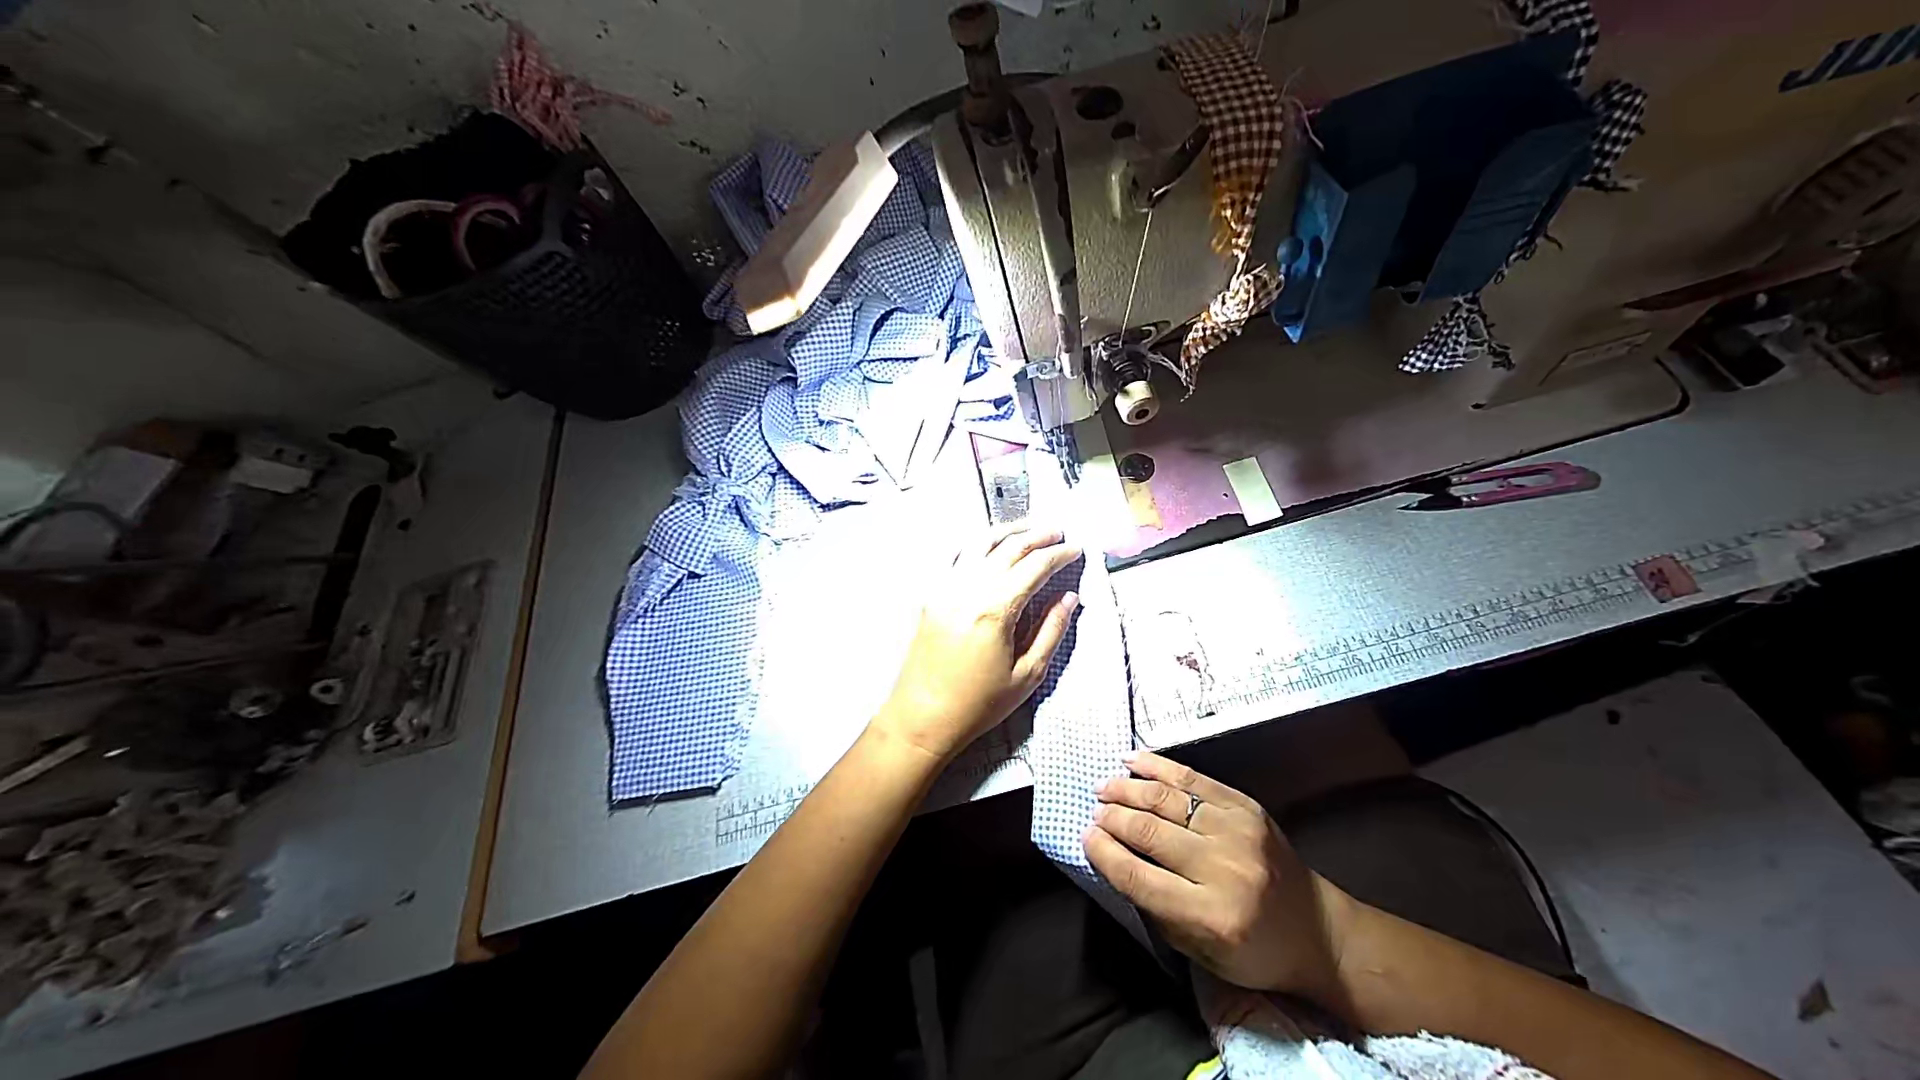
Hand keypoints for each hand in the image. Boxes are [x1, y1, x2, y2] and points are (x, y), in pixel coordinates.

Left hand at [873, 524, 1082, 762]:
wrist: (922, 717)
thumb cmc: (978, 704)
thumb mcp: (1027, 675)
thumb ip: (1051, 630)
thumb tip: (1069, 597)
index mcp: (994, 610)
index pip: (1034, 566)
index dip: (1059, 554)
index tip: (1075, 550)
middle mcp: (967, 590)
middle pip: (1008, 547)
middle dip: (1036, 535)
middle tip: (1058, 532)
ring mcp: (944, 588)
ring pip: (979, 543)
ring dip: (1007, 531)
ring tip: (1028, 528)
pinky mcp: (931, 595)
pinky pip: (954, 555)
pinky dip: (976, 543)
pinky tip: (989, 542)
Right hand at [1082, 751, 1350, 1002]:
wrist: (1317, 931)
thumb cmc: (1254, 951)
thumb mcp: (1198, 951)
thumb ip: (1155, 906)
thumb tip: (1112, 857)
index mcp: (1212, 916)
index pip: (1138, 877)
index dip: (1104, 853)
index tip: (1085, 838)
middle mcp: (1226, 869)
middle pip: (1149, 832)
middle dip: (1111, 818)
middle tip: (1093, 813)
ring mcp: (1239, 831)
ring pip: (1166, 800)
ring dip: (1127, 789)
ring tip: (1104, 788)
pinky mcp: (1247, 806)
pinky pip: (1193, 778)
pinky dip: (1158, 767)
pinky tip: (1133, 761)